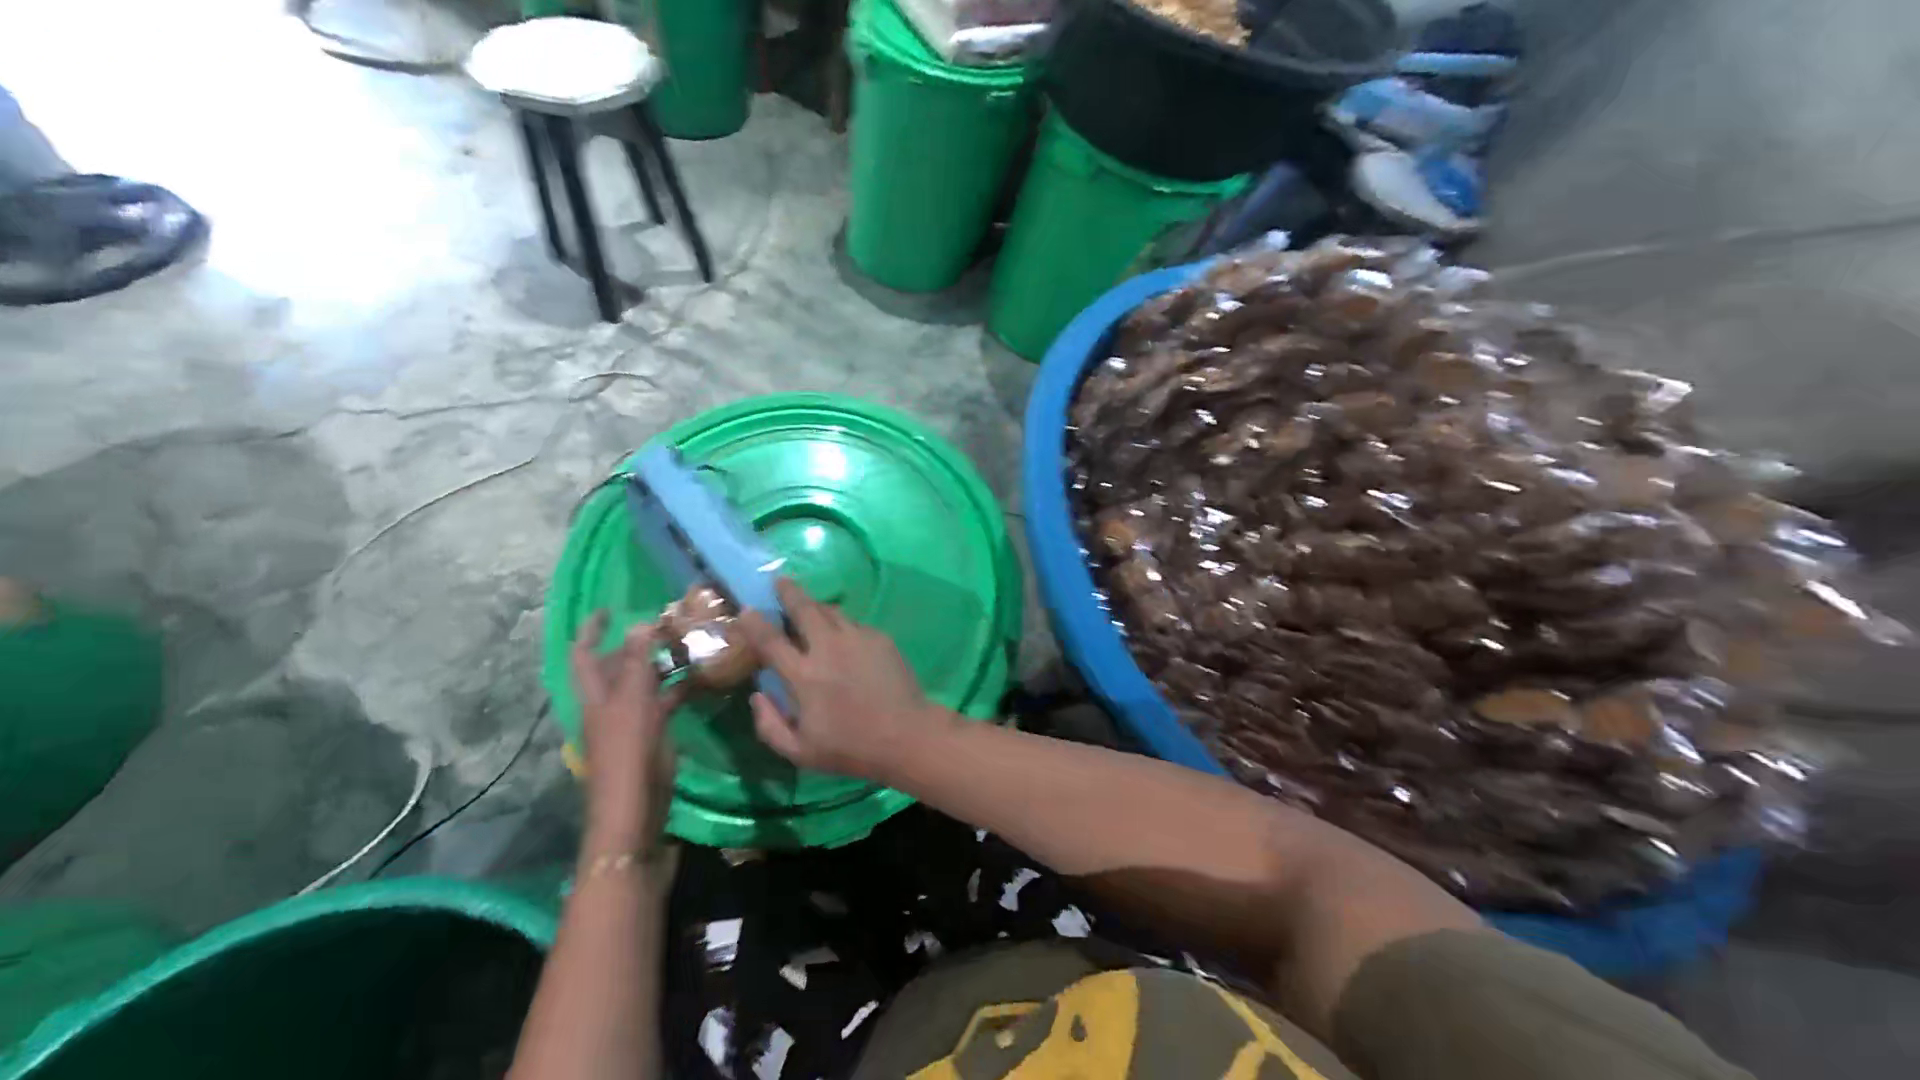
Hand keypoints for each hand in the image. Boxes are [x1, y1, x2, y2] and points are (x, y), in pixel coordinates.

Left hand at [569, 612, 685, 850]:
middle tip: (668, 626)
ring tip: (689, 645)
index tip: (609, 608)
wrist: (635, 807)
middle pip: (616, 665)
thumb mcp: (633, 700)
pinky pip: (663, 702)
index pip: (584, 653)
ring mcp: (630, 719)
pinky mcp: (651, 734)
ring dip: (662, 664)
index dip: (592, 629)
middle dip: (637, 644)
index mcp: (594, 694)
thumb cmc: (628, 750)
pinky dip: (678, 689)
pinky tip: (701, 679)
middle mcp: (608, 703)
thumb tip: (641, 624)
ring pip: (643, 682)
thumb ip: (636, 662)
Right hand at [736, 578, 956, 781]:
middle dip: (789, 591)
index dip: (754, 623)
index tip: (745, 610)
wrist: (907, 736)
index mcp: (804, 675)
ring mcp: (857, 638)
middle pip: (804, 608)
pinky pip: (853, 623)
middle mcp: (828, 648)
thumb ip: (769, 725)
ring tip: (809, 606)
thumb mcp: (800, 752)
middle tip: (780, 581)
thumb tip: (756, 695)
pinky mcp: (880, 638)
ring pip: (831, 611)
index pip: (770, 640)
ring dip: (816, 605)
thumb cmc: (850, 748)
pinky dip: (841, 624)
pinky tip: (842, 635)